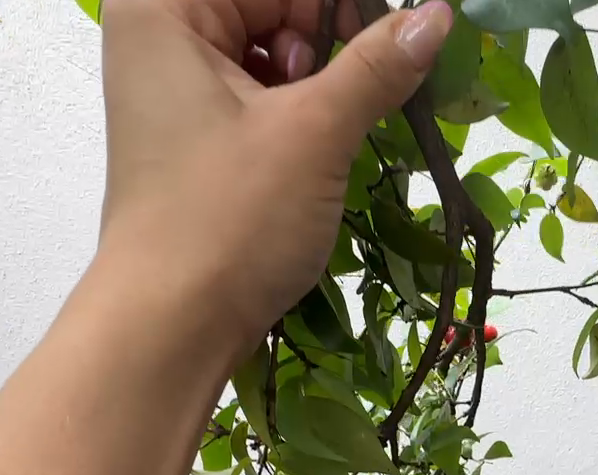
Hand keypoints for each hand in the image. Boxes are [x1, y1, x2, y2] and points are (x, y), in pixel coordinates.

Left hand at [96, 0, 451, 365]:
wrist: (176, 321)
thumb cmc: (233, 217)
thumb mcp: (313, 134)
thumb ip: (374, 69)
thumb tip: (435, 14)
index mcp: (165, 6)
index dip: (344, 8)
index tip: (403, 38)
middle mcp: (162, 39)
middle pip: (269, 12)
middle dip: (334, 49)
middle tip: (378, 94)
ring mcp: (180, 98)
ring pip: (271, 63)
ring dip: (323, 91)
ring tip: (343, 136)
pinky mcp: (202, 147)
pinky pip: (262, 107)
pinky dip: (303, 122)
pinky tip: (327, 154)